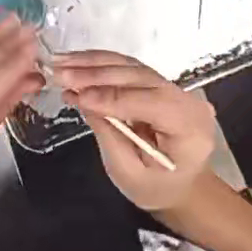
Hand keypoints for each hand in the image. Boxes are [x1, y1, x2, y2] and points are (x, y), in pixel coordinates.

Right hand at [53, 51, 215, 211]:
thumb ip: (108, 133)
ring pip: (132, 66)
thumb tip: (82, 98)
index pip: (151, 102)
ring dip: (93, 63)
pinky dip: (100, 64)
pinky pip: (128, 68)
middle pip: (140, 77)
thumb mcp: (128, 172)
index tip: (79, 94)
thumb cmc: (155, 188)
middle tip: (61, 73)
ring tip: (61, 63)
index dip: (113, 96)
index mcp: (190, 128)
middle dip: (98, 74)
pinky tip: (75, 63)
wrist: (179, 186)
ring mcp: (175, 88)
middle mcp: (188, 100)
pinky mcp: (159, 83)